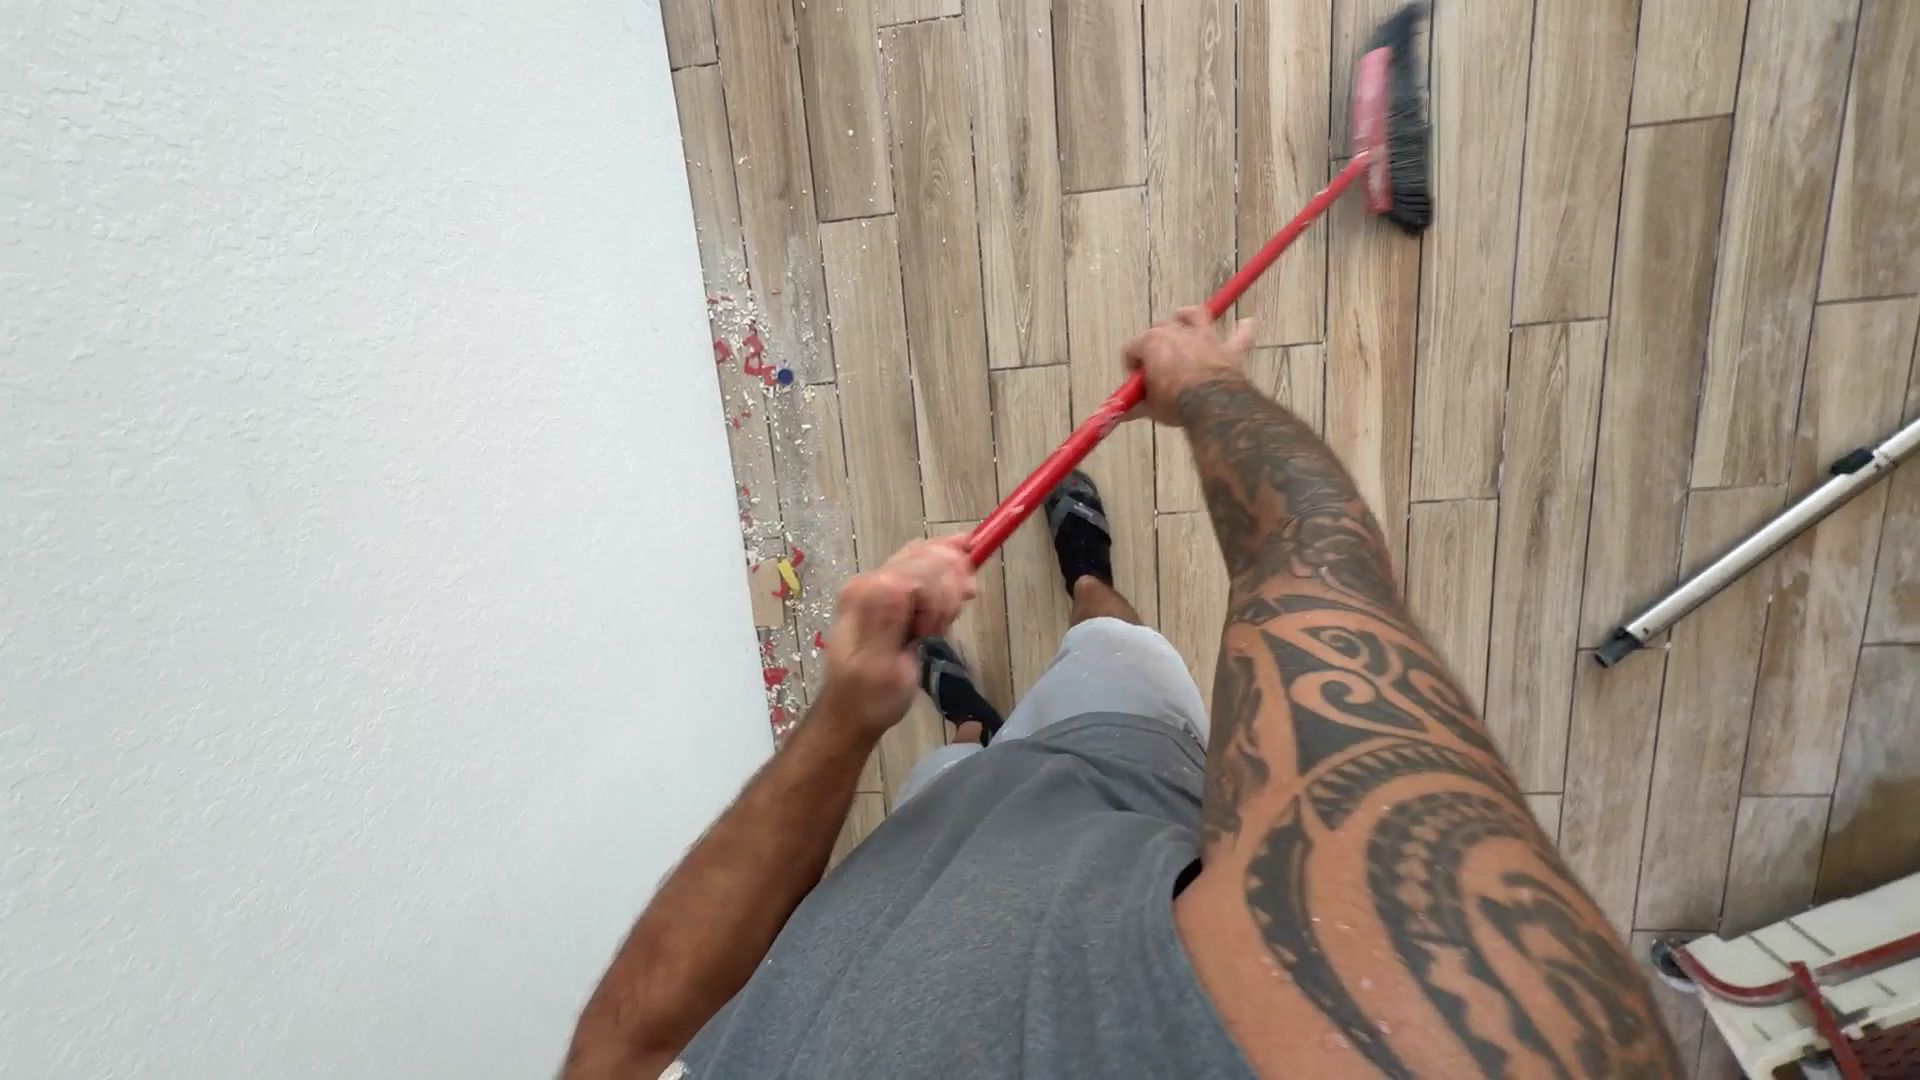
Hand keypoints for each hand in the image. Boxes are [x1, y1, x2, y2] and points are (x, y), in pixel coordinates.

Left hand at [817, 537, 977, 735]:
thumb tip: (906, 583)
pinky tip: (955, 583)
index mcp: (867, 598)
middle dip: (950, 576)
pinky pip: (919, 567)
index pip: (918, 571)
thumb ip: (891, 622)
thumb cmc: (872, 698)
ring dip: (948, 576)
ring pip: (923, 558)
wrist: (851, 712)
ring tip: (960, 598)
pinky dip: (941, 574)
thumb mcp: (884, 669)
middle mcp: (868, 583)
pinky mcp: (884, 592)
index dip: (945, 586)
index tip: (964, 605)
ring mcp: (875, 585)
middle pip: (923, 558)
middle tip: (969, 596)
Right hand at [1123, 307, 1254, 426]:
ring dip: (1188, 316)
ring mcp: (1204, 337)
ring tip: (1184, 320)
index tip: (1136, 381)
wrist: (1212, 404)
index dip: (1131, 365)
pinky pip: (1239, 334)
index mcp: (1152, 344)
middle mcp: (1176, 332)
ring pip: (1194, 315)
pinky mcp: (1228, 348)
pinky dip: (1243, 330)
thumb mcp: (1149, 407)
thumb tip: (1122, 414)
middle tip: (1157, 365)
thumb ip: (1135, 406)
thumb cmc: (1175, 402)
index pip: (1131, 348)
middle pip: (1159, 327)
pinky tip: (1247, 324)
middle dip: (1155, 342)